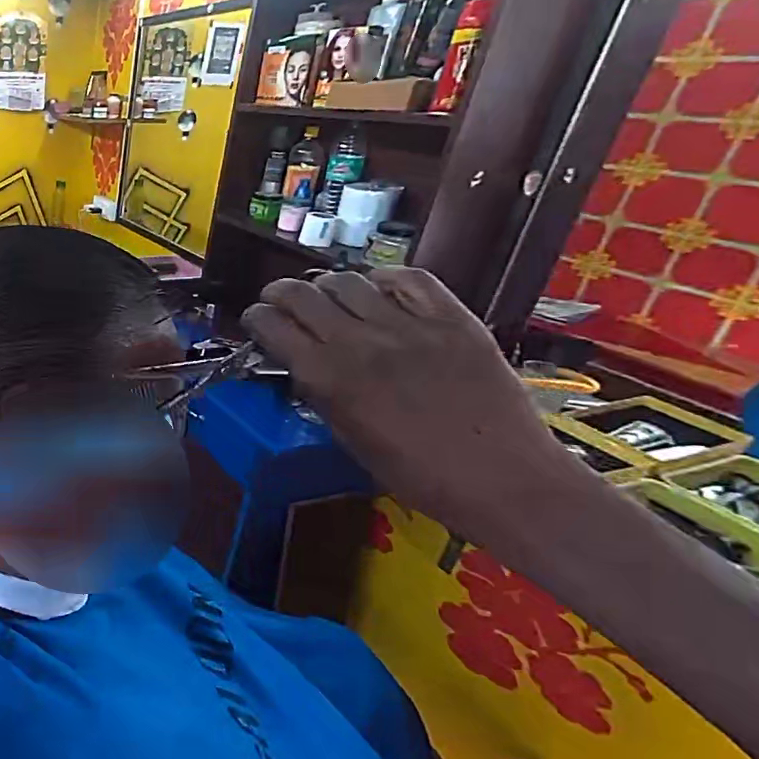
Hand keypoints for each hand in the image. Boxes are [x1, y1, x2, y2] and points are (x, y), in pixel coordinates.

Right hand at [240, 268, 581, 523]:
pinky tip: (381, 293)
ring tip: (332, 299)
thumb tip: (301, 361)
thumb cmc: (415, 473)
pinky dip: (385, 281)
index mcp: (326, 377)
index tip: (258, 322)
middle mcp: (358, 342)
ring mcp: (408, 326)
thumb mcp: (346, 436)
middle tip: (282, 302)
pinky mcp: (453, 319)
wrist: (502, 479)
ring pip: (348, 280)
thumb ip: (319, 391)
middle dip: (280, 294)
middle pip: (301, 292)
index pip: (271, 323)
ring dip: (328, 286)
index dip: (256, 318)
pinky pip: (408, 279)